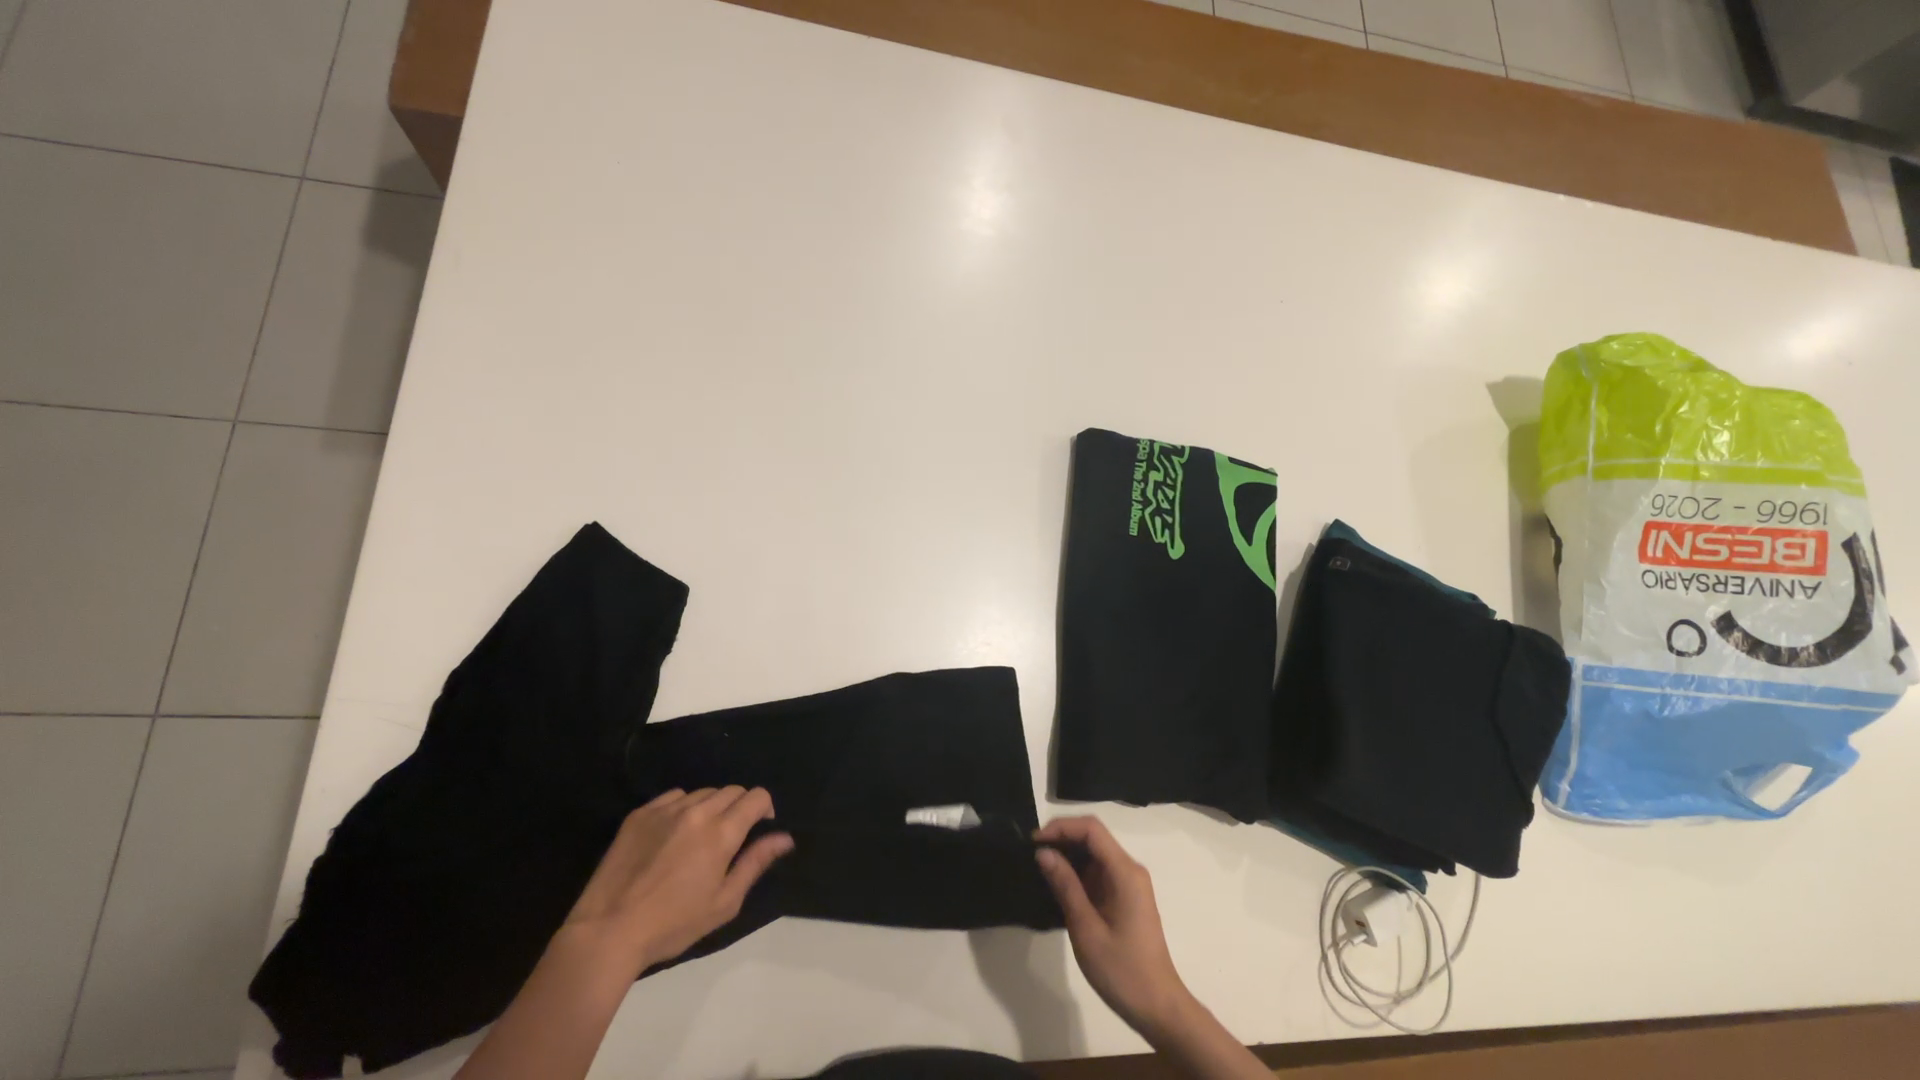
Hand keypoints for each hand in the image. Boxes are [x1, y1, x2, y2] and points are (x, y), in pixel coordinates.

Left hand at [564, 786, 793, 973]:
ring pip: (702, 793)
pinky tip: (674, 834)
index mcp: (721, 833)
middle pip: (731, 790)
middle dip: (740, 807)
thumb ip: (755, 863)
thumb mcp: (724, 902)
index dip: (765, 808)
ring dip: (712, 807)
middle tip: (732, 838)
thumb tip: (784, 838)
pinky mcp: (639, 814)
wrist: (609, 929)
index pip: (756, 797)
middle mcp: (696, 811)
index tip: (760, 829)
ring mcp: (664, 809)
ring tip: (701, 837)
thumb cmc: (673, 924)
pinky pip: (673, 797)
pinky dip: (683, 808)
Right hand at [1034, 816, 1194, 1040]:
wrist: (1156, 1005)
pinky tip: (1056, 886)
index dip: (1060, 828)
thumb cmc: (1121, 969)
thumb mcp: (1086, 928)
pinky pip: (1098, 873)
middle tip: (1030, 856)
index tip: (1033, 843)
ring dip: (1067, 856)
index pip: (1091, 830)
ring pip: (1094, 855)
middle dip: (1061, 839)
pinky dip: (1076, 873)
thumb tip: (1043, 853)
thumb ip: (1065, 886)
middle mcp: (1130, 870)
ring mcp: (1129, 884)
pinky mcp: (1125, 898)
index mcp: (1125, 872)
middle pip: (1093, 838)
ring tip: (1038, 869)